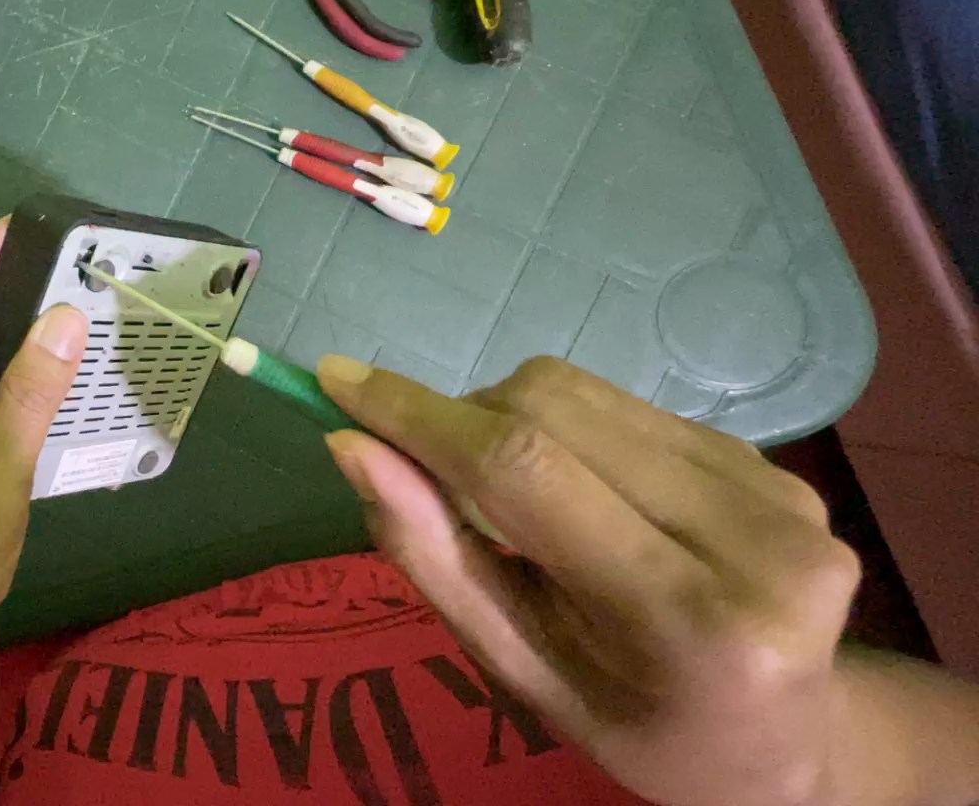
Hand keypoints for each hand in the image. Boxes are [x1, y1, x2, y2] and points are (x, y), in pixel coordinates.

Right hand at [317, 355, 859, 805]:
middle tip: (433, 475)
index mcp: (685, 619)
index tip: (333, 379)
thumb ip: (425, 550)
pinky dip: (556, 424)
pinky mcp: (778, 462)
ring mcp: (779, 490)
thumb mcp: (507, 660)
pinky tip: (576, 484)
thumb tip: (349, 443)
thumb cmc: (622, 714)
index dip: (414, 413)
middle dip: (454, 421)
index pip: (519, 470)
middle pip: (544, 411)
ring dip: (501, 417)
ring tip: (511, 491)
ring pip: (573, 390)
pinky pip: (614, 400)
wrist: (786, 741)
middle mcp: (755, 540)